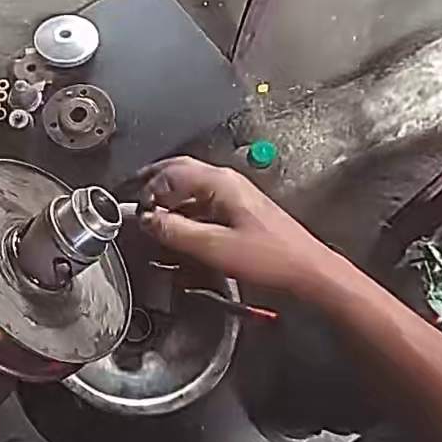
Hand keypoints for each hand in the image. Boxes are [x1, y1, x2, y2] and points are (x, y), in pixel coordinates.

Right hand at [136, 157, 347, 297]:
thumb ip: (176, 231)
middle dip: (154, 184)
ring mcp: (234, 194)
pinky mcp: (238, 210)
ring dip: (169, 199)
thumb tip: (149, 220)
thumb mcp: (214, 246)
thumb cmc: (272, 256)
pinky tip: (179, 227)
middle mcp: (227, 182)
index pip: (170, 172)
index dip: (149, 190)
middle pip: (180, 172)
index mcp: (220, 182)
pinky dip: (185, 210)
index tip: (139, 211)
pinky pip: (203, 202)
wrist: (305, 269)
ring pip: (191, 187)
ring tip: (154, 217)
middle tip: (136, 199)